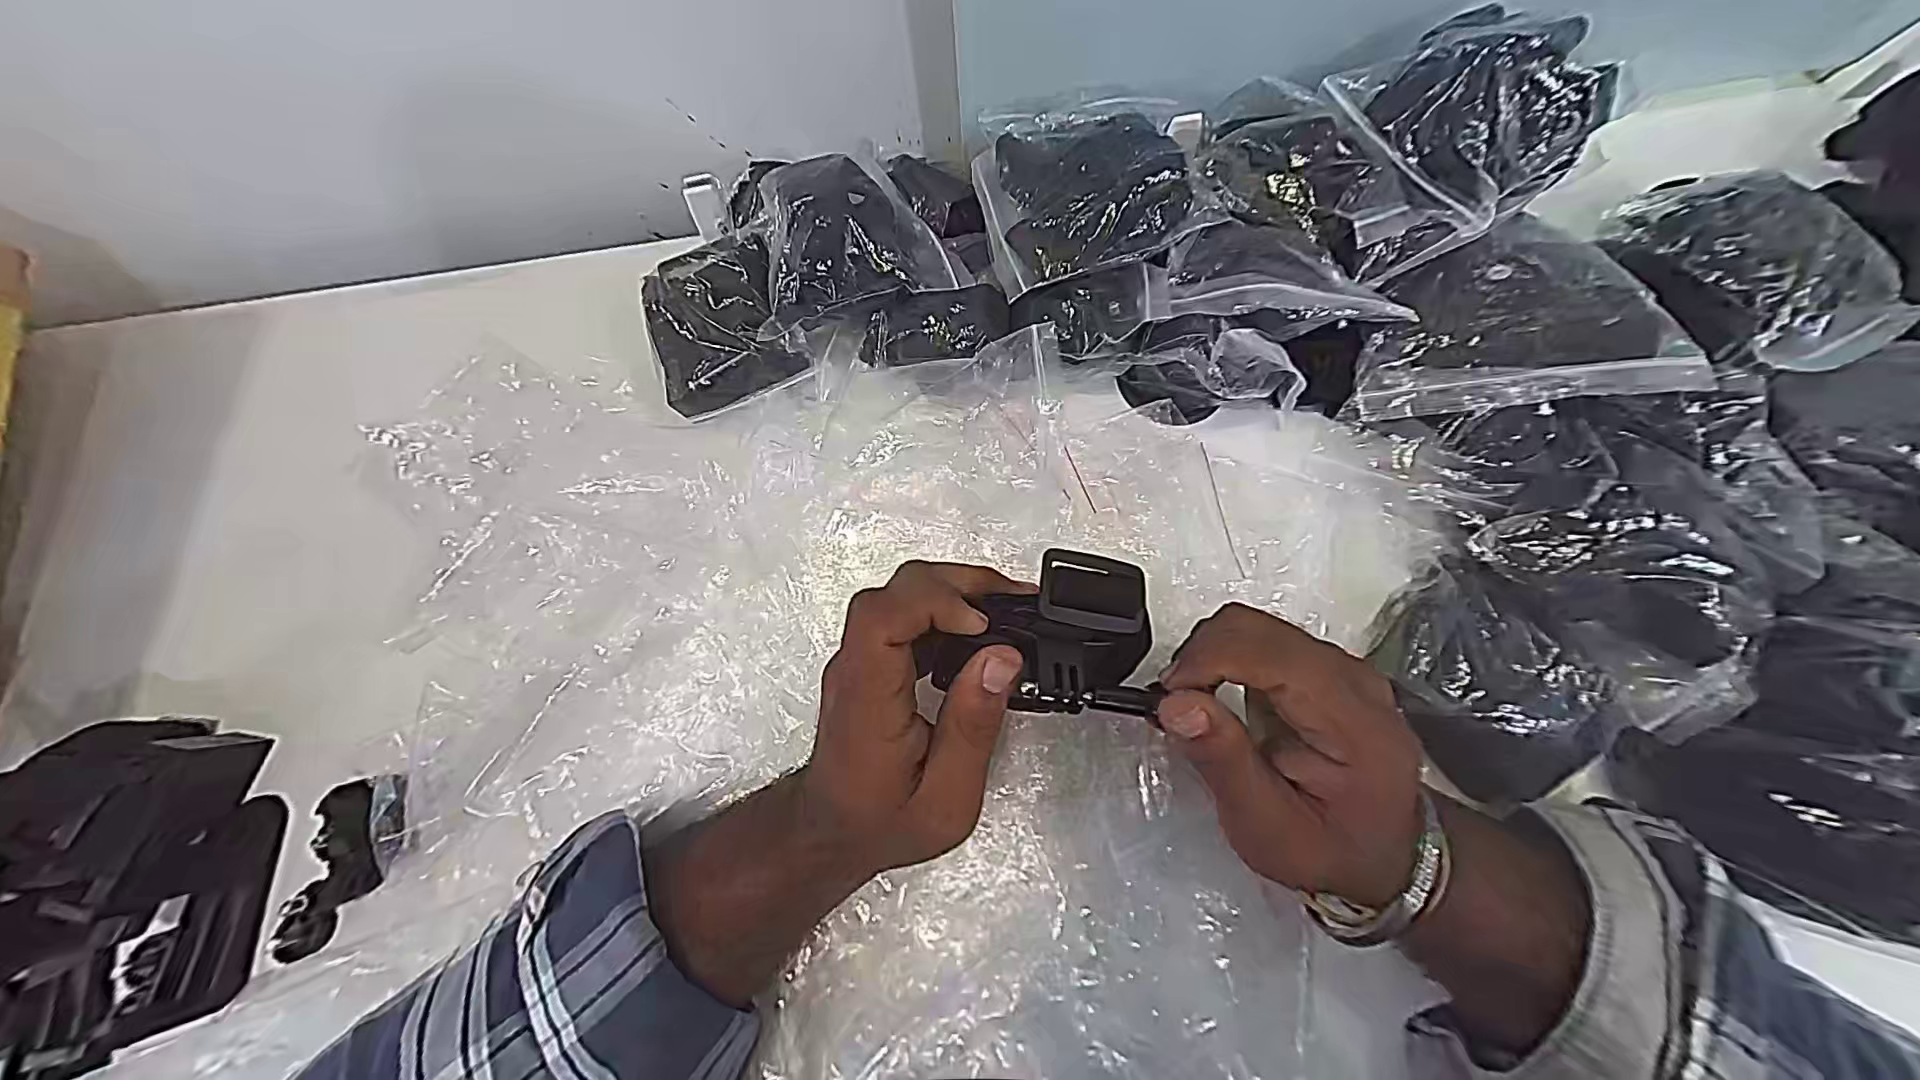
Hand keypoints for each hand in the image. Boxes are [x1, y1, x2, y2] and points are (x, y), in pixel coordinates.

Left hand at [646, 560, 1031, 1005]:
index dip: (935, 602)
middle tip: (1013, 601)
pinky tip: (979, 628)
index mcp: (868, 698)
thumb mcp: (946, 799)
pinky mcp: (872, 657)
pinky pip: (907, 611)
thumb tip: (1003, 659)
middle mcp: (857, 666)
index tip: (981, 623)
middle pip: (896, 589)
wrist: (833, 829)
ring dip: (957, 589)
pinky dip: (948, 606)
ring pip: (902, 591)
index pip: (883, 616)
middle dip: (960, 583)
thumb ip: (973, 727)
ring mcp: (860, 657)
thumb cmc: (881, 821)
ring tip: (1006, 610)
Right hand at [1155, 603, 1422, 906]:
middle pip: (1254, 627)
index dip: (1206, 661)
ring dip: (1207, 655)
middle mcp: (1353, 680)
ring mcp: (1339, 668)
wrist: (1386, 855)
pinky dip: (1222, 658)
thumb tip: (1176, 704)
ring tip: (1195, 705)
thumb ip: (1223, 762)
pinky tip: (1217, 697)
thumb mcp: (1268, 828)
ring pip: (1252, 626)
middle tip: (1177, 704)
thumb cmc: (1332, 850)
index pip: (1270, 654)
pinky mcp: (1321, 666)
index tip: (1170, 695)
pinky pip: (1259, 639)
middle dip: (1199, 655)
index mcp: (1353, 722)